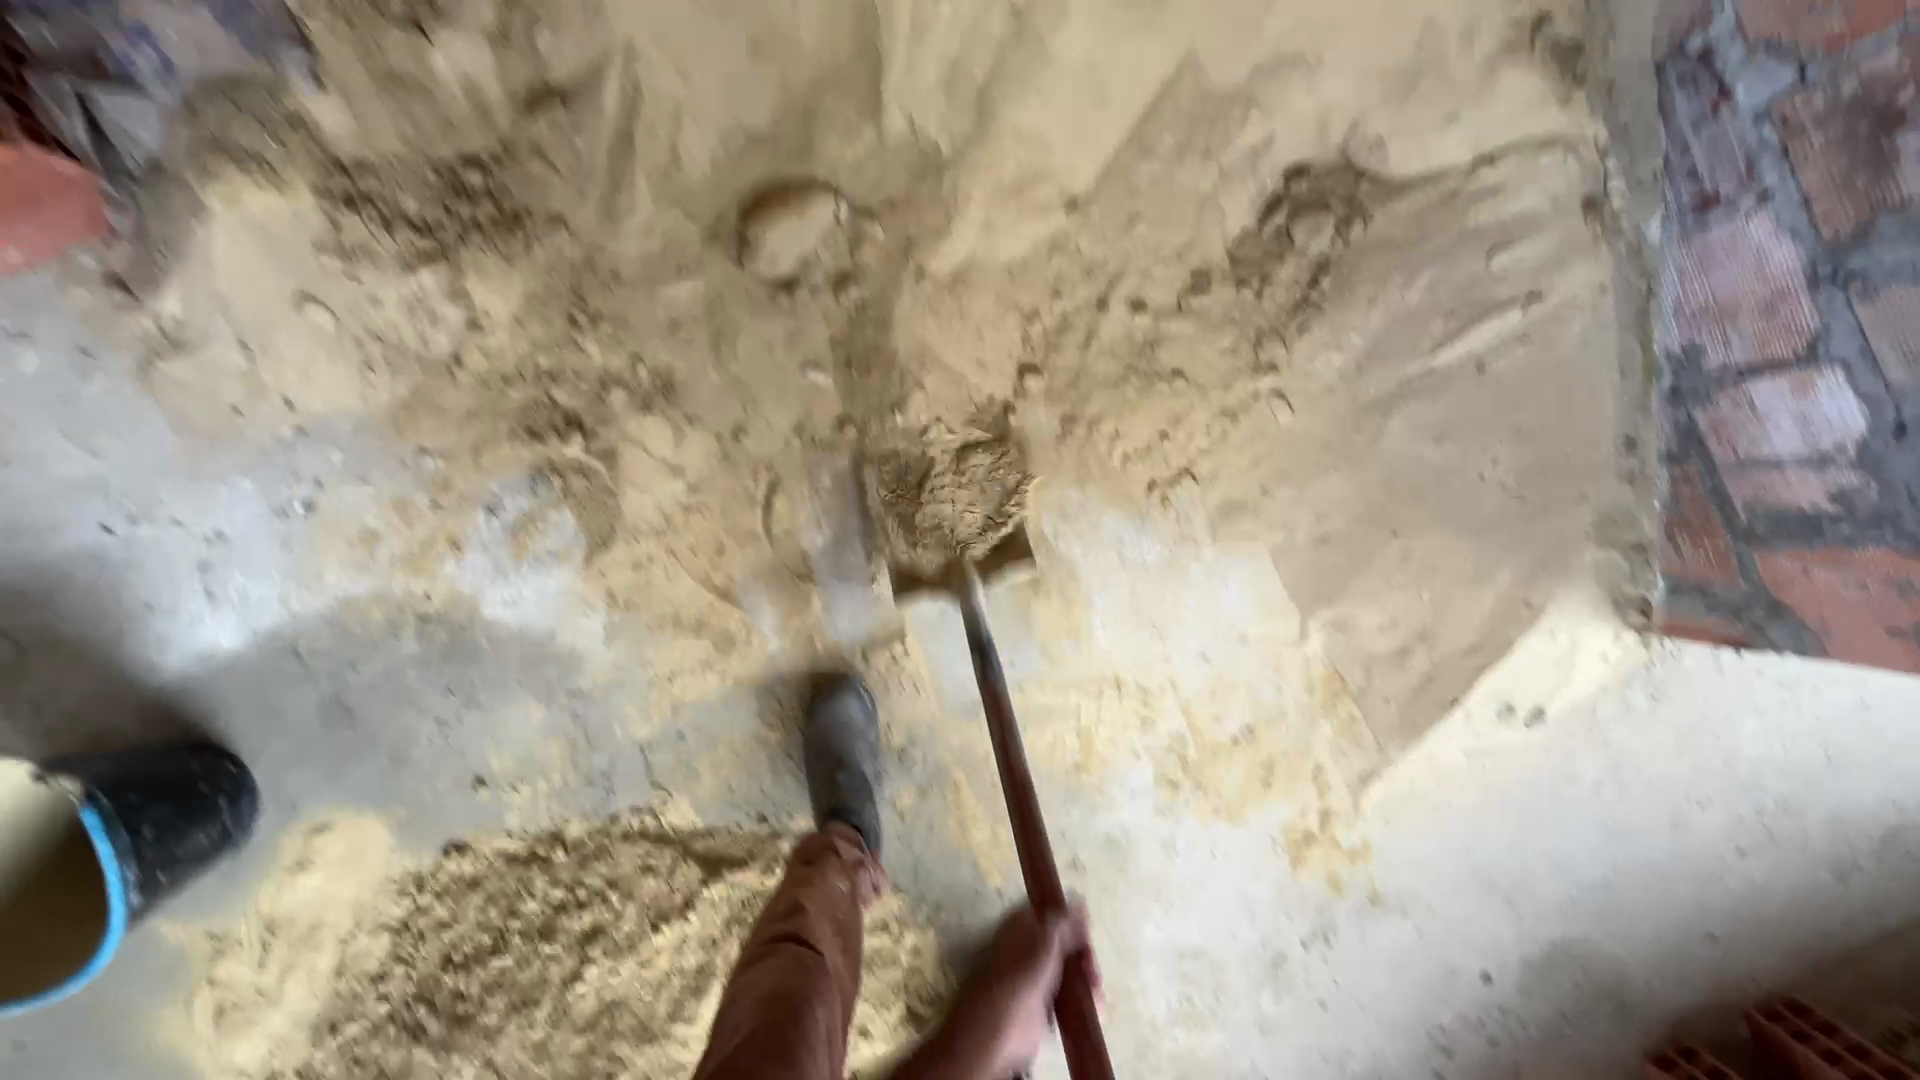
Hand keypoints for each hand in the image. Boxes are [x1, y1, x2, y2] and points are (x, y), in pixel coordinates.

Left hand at [907, 900, 1099, 1079]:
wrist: (995, 1036)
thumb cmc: (1018, 984)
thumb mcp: (1044, 946)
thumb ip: (1062, 923)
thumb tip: (1078, 899)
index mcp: (1021, 927)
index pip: (1050, 912)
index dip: (1071, 920)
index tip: (1088, 934)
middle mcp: (1025, 949)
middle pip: (1062, 944)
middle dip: (1083, 957)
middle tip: (1093, 974)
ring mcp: (1030, 979)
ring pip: (1065, 972)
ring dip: (1084, 982)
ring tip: (1096, 998)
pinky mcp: (1036, 1007)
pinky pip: (1063, 998)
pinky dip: (1077, 1003)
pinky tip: (1090, 1010)